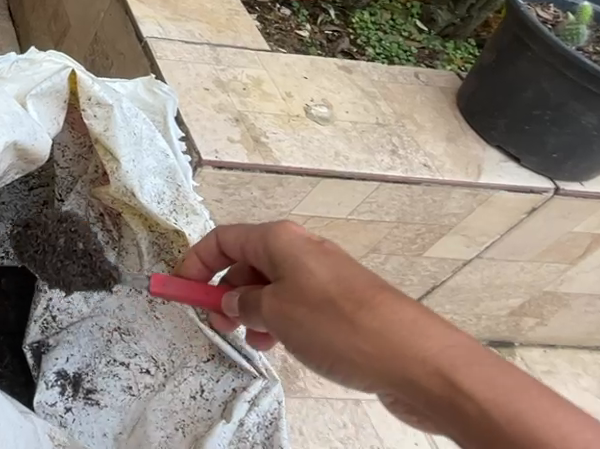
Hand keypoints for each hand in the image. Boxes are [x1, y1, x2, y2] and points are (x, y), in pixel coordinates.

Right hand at [177, 221, 599, 448]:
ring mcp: (323, 277)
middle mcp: (299, 250)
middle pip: (245, 261)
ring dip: (252, 310)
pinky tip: (280, 347)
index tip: (178, 287)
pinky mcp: (344, 305)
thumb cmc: (338, 326)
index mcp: (278, 238)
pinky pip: (296, 305)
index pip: (221, 238)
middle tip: (215, 321)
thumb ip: (242, 303)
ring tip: (251, 341)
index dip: (196, 261)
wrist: (421, 361)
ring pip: (271, 286)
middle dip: (224, 289)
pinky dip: (279, 321)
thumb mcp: (275, 314)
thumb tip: (230, 300)